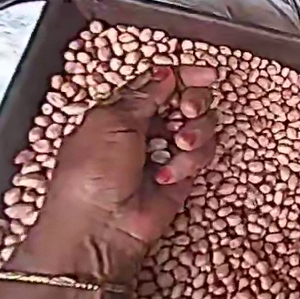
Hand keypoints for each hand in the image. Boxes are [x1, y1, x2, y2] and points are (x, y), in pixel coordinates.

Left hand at [13, 65, 218, 284]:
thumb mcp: (110, 122)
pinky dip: (190, 162)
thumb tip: (168, 73)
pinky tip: (168, 175)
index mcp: (124, 110)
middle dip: (195, 103)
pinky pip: (205, 154)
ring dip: (194, 135)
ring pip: (203, 126)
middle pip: (189, 100)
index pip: (162, 82)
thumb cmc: (92, 174)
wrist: (103, 225)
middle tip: (188, 112)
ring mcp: (169, 150)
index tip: (207, 75)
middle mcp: (149, 127)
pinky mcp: (186, 171)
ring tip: (178, 149)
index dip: (185, 75)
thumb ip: (145, 95)